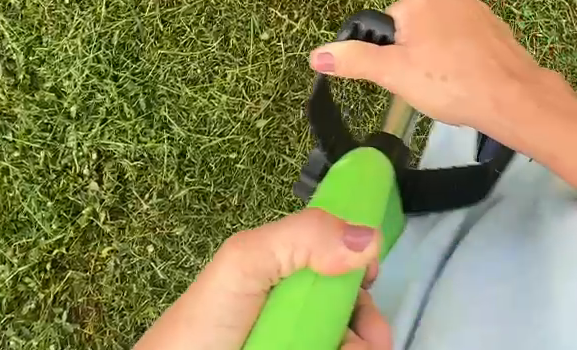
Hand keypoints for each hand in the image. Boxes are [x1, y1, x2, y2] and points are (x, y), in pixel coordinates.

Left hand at [133, 208, 391, 349]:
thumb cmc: (203, 323)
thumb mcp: (246, 260)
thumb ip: (303, 236)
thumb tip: (370, 238)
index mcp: (289, 269)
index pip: (342, 256)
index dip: (361, 266)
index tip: (368, 278)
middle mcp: (299, 307)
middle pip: (355, 307)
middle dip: (369, 321)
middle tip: (372, 338)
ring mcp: (299, 339)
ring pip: (351, 339)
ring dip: (360, 344)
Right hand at [309, 0, 570, 147]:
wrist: (510, 95)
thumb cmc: (448, 82)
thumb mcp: (393, 74)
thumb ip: (355, 60)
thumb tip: (316, 55)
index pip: (388, 26)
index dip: (393, 55)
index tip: (407, 76)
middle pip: (413, 26)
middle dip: (415, 53)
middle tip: (427, 81)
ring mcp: (472, 4)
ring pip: (439, 31)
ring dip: (438, 53)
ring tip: (449, 82)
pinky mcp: (493, 21)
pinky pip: (464, 36)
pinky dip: (461, 53)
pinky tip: (467, 76)